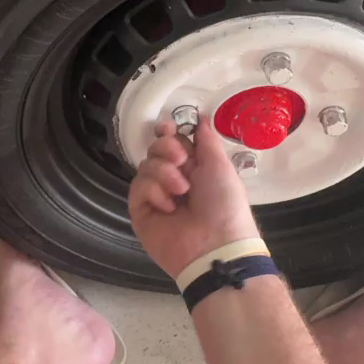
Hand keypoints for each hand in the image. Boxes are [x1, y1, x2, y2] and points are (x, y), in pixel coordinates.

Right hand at [126, 118, 261, 278]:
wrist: (215, 245)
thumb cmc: (225, 204)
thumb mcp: (220, 166)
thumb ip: (206, 140)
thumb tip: (200, 118)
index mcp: (194, 169)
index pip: (172, 142)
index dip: (168, 133)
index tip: (168, 128)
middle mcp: (173, 180)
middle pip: (155, 150)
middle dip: (167, 149)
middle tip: (181, 161)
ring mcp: (156, 196)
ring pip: (145, 166)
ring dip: (164, 173)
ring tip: (181, 192)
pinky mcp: (141, 212)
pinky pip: (138, 187)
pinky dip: (154, 192)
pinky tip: (169, 206)